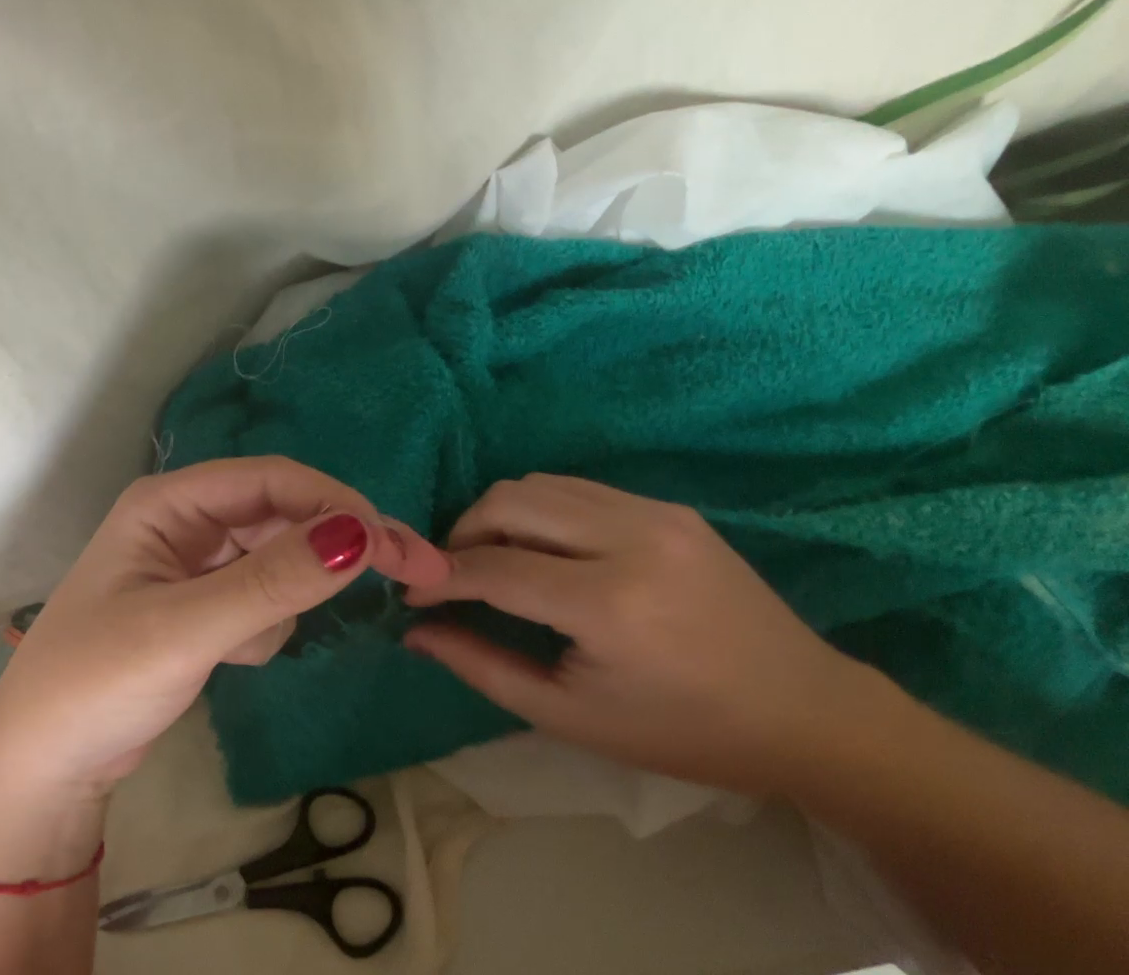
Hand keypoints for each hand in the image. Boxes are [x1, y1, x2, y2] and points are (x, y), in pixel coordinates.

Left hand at [0, 456, 452, 804]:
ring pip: (275, 561)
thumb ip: (272, 581)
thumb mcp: (186, 630)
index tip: (402, 547)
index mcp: (167, 504)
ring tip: (239, 649)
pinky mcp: (198, 609)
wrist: (45, 764)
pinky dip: (261, 628)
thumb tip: (361, 531)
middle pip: (282, 515)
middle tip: (416, 577)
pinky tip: (227, 660)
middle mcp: (181, 523)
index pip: (273, 481)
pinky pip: (258, 600)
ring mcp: (190, 567)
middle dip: (334, 548)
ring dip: (283, 601)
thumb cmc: (98, 683)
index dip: (340, 505)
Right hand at [402, 474, 877, 794]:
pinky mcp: (671, 509)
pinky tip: (542, 552)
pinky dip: (540, 513)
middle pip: (510, 501)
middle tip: (451, 576)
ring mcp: (657, 515)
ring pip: (541, 484)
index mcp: (610, 605)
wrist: (805, 714)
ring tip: (491, 562)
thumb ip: (481, 666)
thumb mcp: (568, 715)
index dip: (440, 579)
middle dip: (462, 534)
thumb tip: (415, 631)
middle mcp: (633, 540)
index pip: (494, 568)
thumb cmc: (680, 732)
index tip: (411, 597)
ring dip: (499, 517)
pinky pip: (578, 490)